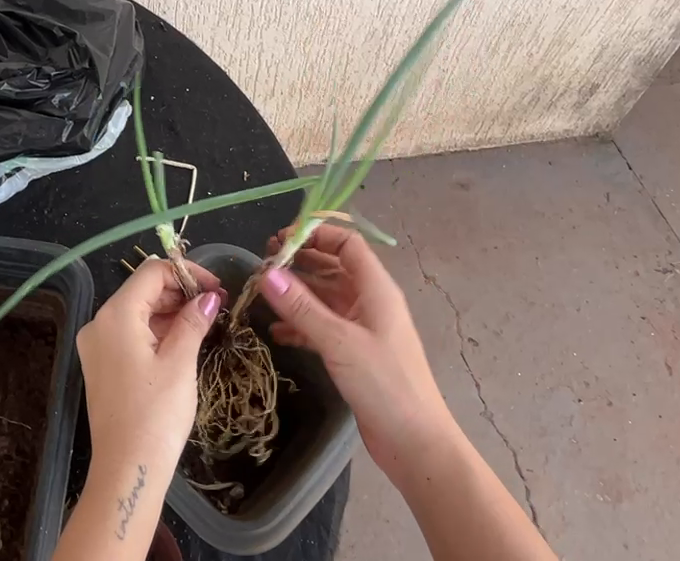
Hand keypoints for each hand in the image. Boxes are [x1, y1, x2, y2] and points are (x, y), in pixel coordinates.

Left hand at [76, 256, 221, 470]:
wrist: (126, 470)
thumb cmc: (155, 415)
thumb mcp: (180, 363)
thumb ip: (194, 321)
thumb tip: (210, 297)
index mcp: (115, 314)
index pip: (151, 272)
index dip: (187, 273)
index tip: (217, 287)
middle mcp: (99, 323)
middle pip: (142, 290)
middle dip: (180, 292)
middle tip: (216, 305)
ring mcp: (97, 345)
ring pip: (137, 312)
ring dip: (170, 311)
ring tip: (205, 322)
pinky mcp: (102, 365)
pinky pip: (130, 334)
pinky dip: (157, 331)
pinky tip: (183, 340)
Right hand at [257, 223, 452, 468]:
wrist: (416, 444)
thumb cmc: (385, 384)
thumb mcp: (339, 342)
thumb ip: (301, 306)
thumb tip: (265, 272)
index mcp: (376, 289)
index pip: (347, 244)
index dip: (315, 234)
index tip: (279, 240)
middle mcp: (369, 301)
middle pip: (333, 267)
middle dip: (300, 262)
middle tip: (263, 264)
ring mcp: (362, 328)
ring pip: (325, 297)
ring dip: (297, 293)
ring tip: (263, 295)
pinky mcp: (354, 353)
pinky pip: (322, 326)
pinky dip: (300, 324)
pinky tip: (276, 332)